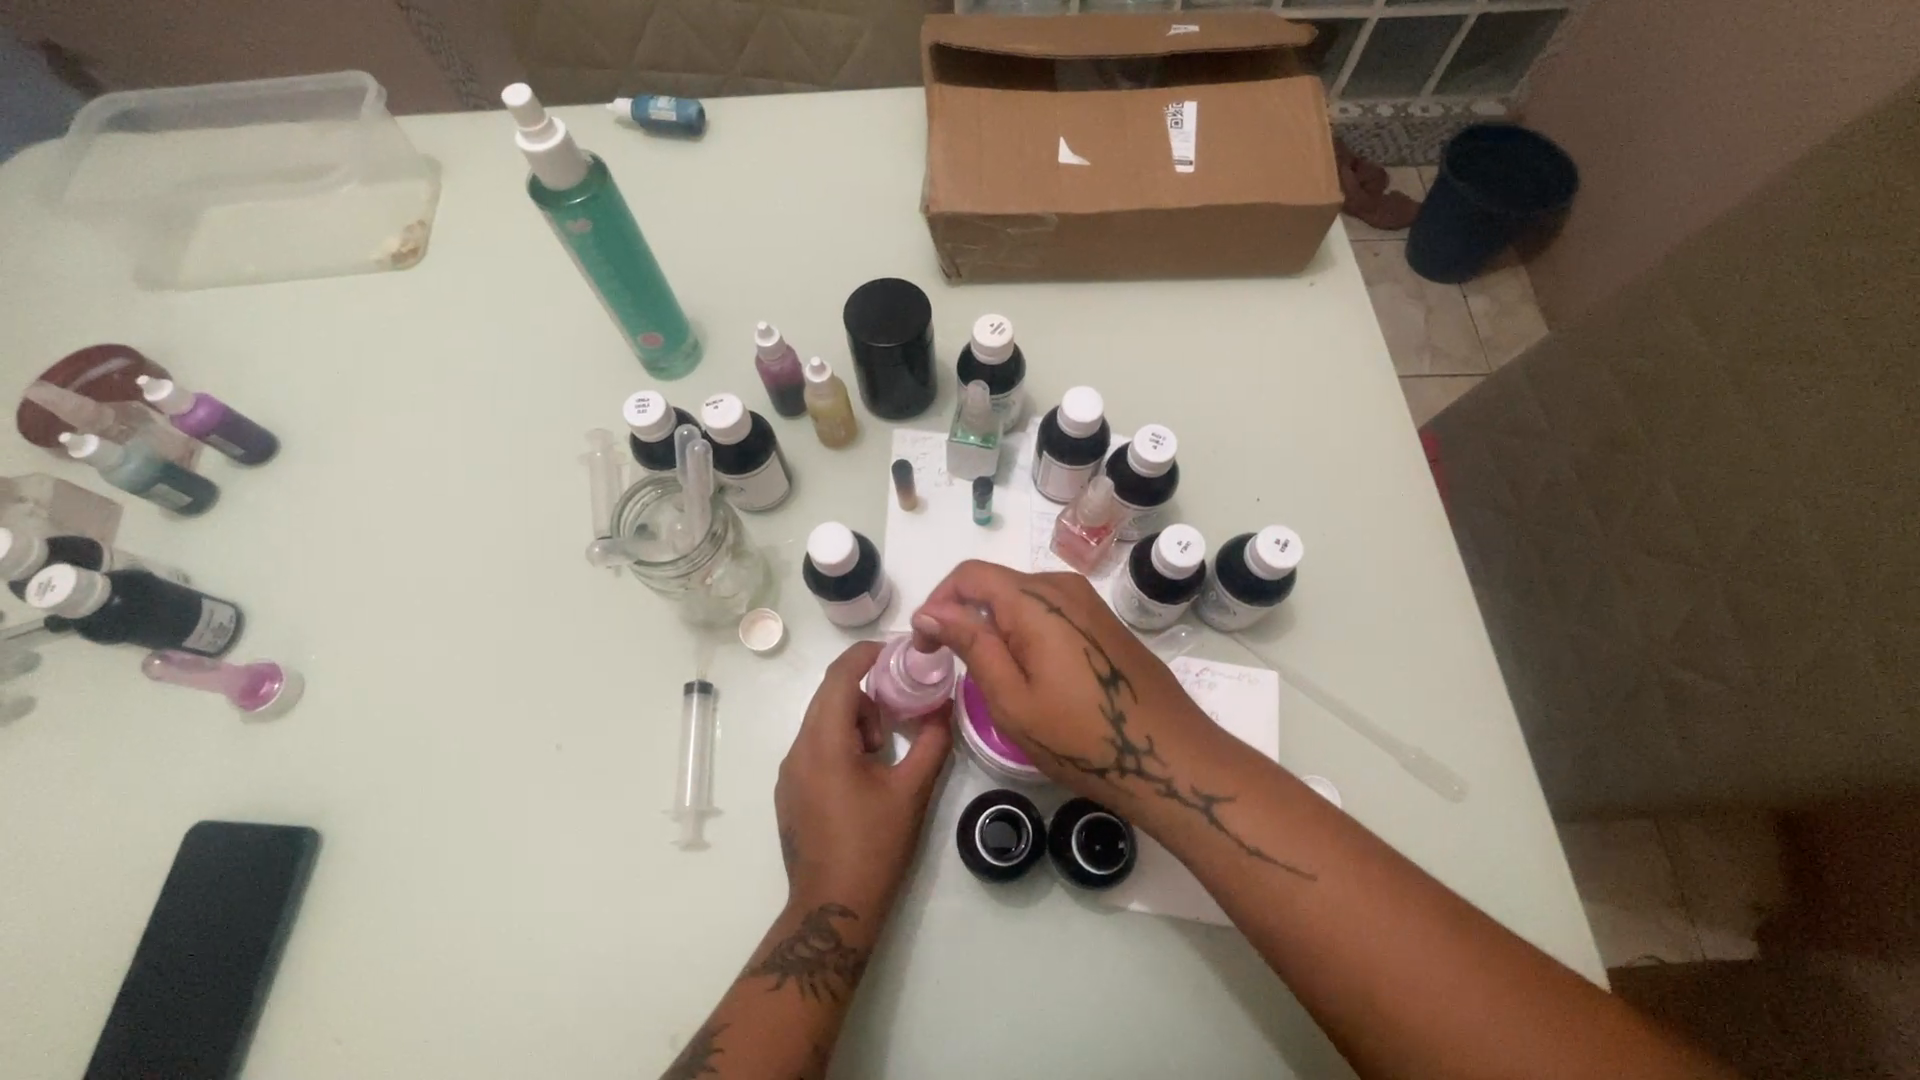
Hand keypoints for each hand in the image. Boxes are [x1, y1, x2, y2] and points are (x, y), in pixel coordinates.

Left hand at [775, 641, 952, 915]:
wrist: (833, 908)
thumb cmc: (875, 846)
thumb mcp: (912, 791)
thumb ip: (932, 741)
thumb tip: (945, 706)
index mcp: (824, 744)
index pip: (839, 677)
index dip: (866, 654)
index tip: (897, 649)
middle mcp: (798, 751)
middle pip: (829, 697)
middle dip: (867, 691)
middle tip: (903, 702)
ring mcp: (789, 774)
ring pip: (821, 723)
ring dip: (855, 720)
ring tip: (885, 749)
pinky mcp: (790, 793)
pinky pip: (814, 748)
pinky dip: (841, 742)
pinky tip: (865, 773)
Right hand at [909, 562, 1216, 804]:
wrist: (1169, 756)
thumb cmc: (1082, 737)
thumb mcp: (1013, 699)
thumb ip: (972, 645)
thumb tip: (931, 611)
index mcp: (1035, 601)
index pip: (968, 576)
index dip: (937, 603)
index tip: (924, 647)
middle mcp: (1062, 588)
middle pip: (996, 583)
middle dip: (963, 615)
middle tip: (950, 665)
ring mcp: (1089, 603)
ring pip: (1022, 598)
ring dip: (994, 625)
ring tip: (989, 675)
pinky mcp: (1103, 622)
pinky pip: (1049, 611)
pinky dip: (1024, 631)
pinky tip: (1028, 673)